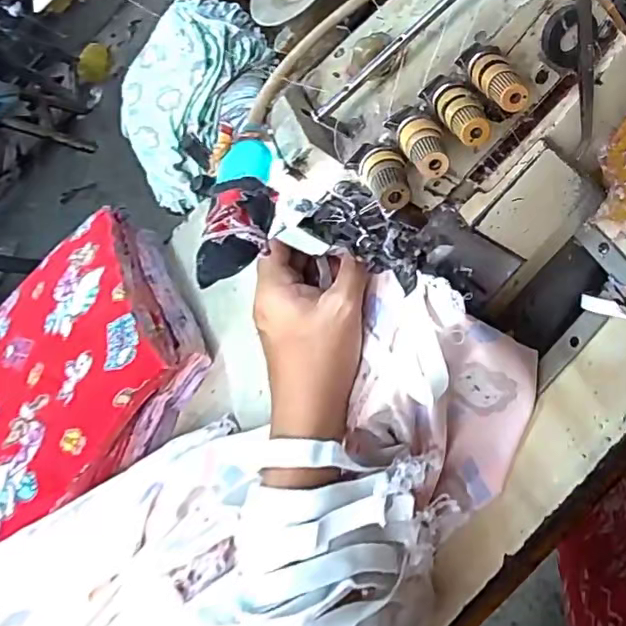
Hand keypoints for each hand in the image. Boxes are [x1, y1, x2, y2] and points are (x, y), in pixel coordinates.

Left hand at [253, 240, 366, 445]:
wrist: (312, 412)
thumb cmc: (323, 356)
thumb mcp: (344, 307)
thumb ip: (351, 269)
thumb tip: (356, 245)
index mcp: (271, 290)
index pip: (279, 244)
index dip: (302, 226)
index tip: (330, 213)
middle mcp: (269, 298)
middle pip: (289, 258)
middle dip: (318, 243)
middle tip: (348, 229)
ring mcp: (279, 314)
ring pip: (300, 276)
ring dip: (323, 264)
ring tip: (352, 248)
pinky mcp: (292, 326)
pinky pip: (305, 293)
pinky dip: (323, 282)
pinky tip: (346, 276)